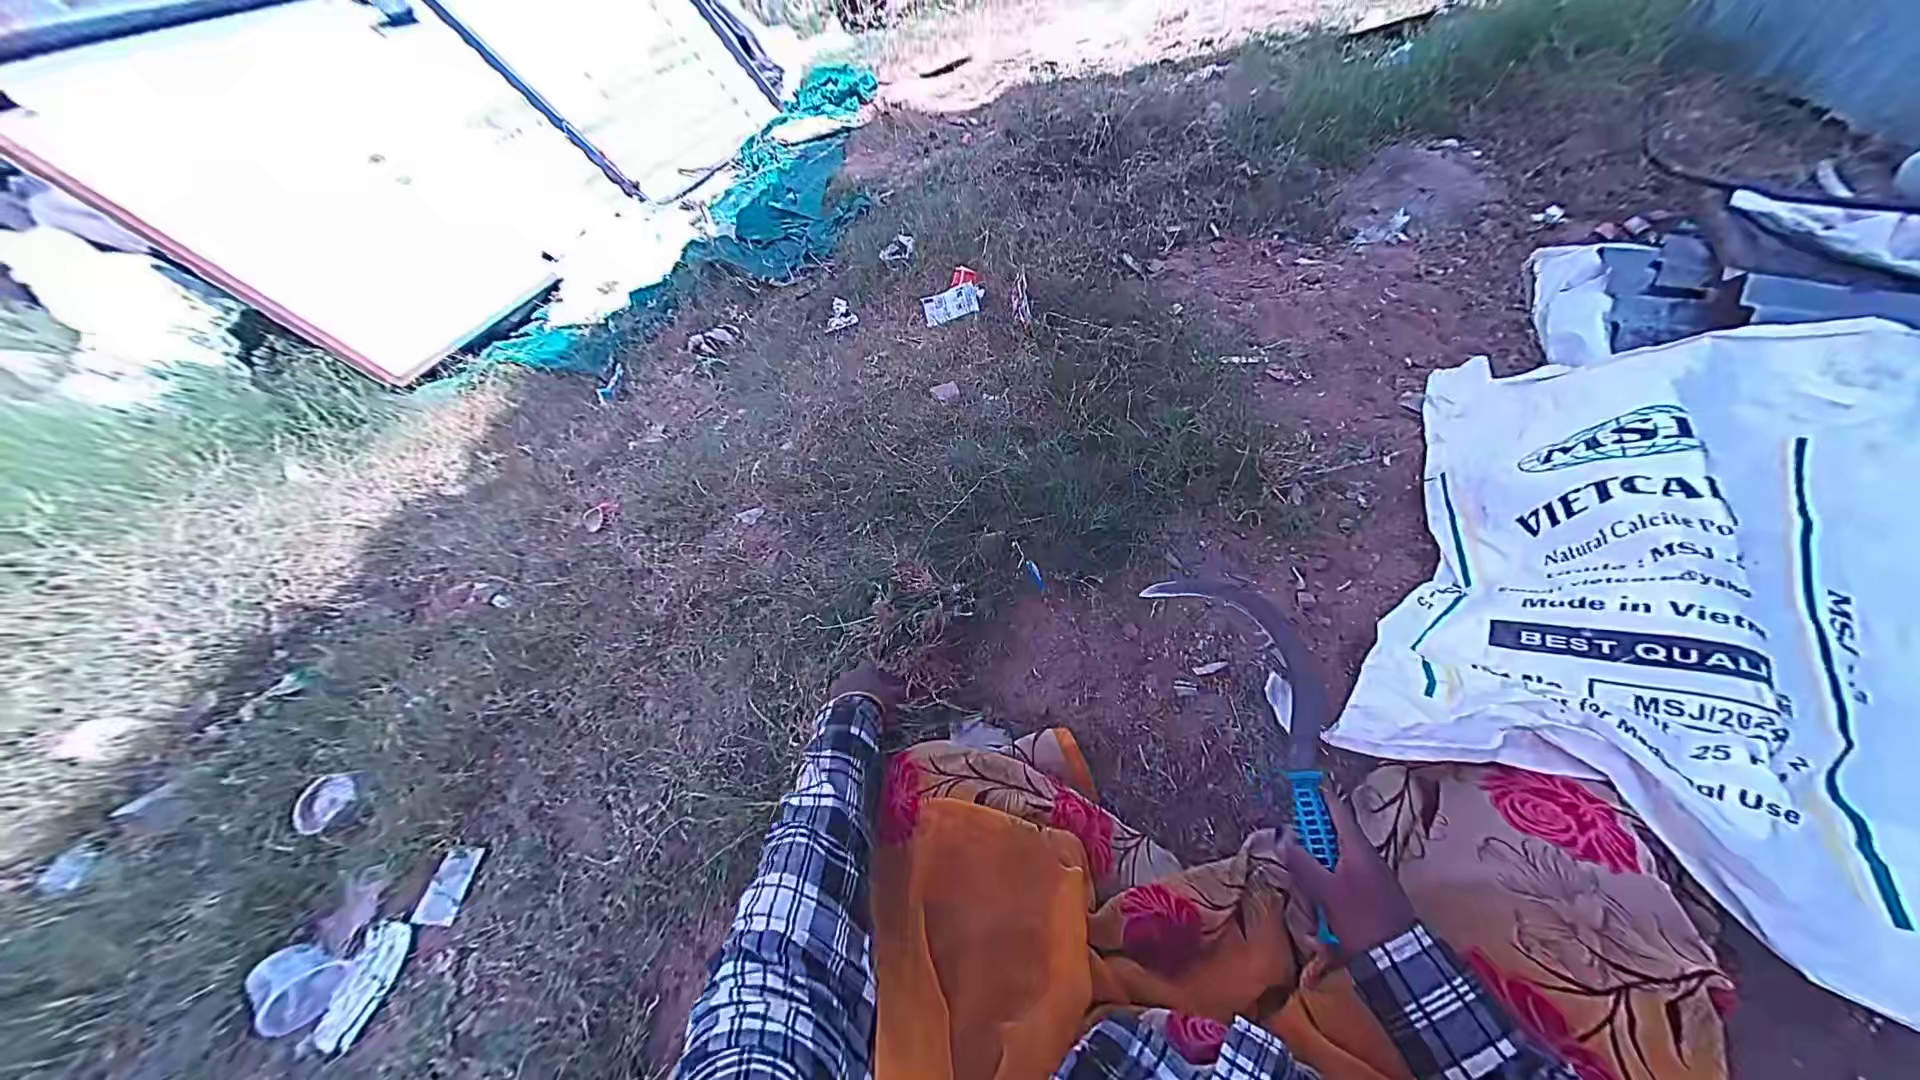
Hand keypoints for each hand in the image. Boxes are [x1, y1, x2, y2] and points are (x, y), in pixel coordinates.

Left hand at [827, 661, 905, 715]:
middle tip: (868, 693)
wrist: (853, 714)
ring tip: (857, 704)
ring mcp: (838, 683)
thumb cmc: (876, 702)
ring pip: (845, 684)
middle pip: (856, 674)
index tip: (880, 682)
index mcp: (866, 669)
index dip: (876, 674)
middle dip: (861, 682)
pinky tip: (848, 710)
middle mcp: (851, 672)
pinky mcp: (830, 696)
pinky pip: (837, 696)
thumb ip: (898, 692)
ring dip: (850, 691)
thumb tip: (910, 691)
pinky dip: (842, 701)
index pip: (871, 665)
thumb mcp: (892, 698)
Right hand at [1280, 786, 1416, 967]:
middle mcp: (1365, 855)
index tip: (1300, 784)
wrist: (1403, 962)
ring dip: (1315, 870)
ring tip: (1309, 895)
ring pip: (1333, 859)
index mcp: (1356, 847)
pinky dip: (1327, 885)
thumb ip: (1302, 862)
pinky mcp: (1371, 893)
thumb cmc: (1362, 919)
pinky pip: (1341, 877)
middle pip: (1329, 836)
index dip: (1316, 795)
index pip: (1335, 809)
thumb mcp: (1325, 891)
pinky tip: (1321, 909)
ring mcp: (1370, 875)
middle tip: (1293, 856)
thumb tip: (1284, 838)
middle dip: (1309, 844)